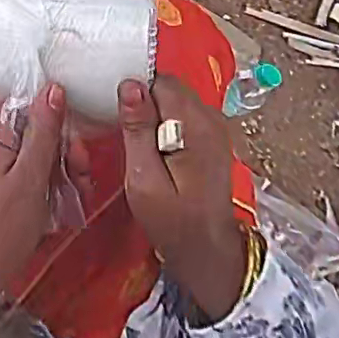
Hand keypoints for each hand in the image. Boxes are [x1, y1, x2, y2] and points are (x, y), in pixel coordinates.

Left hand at [0, 83, 68, 337]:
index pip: (32, 103)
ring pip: (30, 147)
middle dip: (62, 152)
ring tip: (73, 198)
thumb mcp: (31, 176)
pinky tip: (57, 202)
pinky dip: (40, 180)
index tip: (77, 155)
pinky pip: (19, 164)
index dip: (61, 125)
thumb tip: (53, 87)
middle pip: (33, 126)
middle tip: (79, 181)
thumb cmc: (0, 227)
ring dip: (56, 169)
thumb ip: (44, 129)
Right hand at [117, 78, 247, 323]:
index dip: (137, 96)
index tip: (123, 120)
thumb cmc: (173, 223)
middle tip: (132, 138)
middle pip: (168, 86)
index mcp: (195, 126)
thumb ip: (137, 130)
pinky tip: (158, 150)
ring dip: (155, 113)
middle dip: (145, 103)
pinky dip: (166, 122)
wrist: (209, 255)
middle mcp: (210, 118)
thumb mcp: (144, 181)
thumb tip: (129, 85)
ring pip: (174, 97)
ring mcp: (215, 126)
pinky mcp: (213, 136)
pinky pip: (183, 112)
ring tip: (144, 146)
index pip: (160, 83)